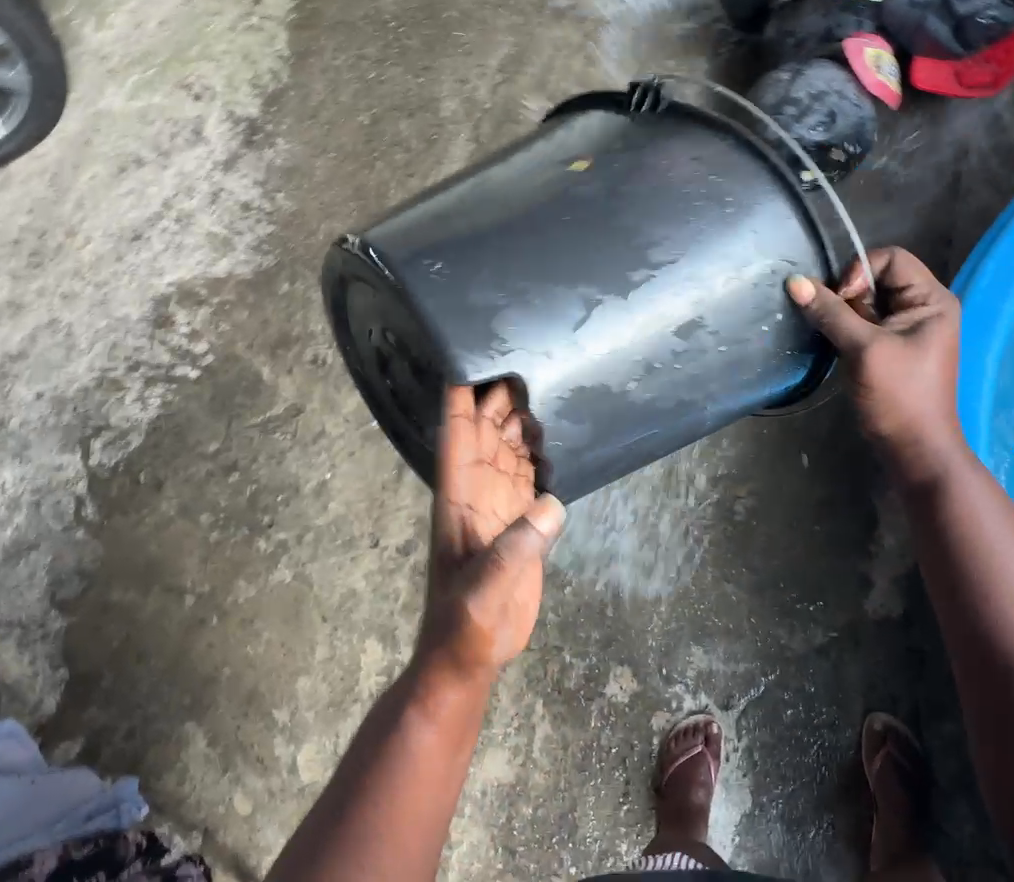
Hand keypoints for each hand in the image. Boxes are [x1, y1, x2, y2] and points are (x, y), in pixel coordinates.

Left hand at [417, 383, 565, 687]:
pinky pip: (530, 479)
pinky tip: (556, 437)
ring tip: (547, 388)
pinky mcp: (520, 526)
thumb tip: (553, 502)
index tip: (473, 356)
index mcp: (457, 498)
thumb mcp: (485, 588)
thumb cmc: (464, 623)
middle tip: (528, 360)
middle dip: (501, 399)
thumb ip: (517, 547)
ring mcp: (499, 509)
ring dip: (522, 423)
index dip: (461, 398)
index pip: (456, 436)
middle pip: (487, 434)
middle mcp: (477, 494)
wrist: (470, 657)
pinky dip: (540, 457)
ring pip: (509, 452)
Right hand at [786, 247, 967, 482]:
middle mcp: (923, 308)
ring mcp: (906, 329)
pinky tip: (830, 338)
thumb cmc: (898, 396)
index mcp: (932, 300)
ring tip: (827, 328)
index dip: (860, 270)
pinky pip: (862, 322)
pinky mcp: (888, 347)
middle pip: (877, 277)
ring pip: (866, 301)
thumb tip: (793, 281)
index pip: (891, 258)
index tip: (839, 298)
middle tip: (829, 315)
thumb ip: (830, 312)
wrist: (913, 450)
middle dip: (848, 291)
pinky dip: (844, 325)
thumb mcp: (863, 349)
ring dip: (842, 310)